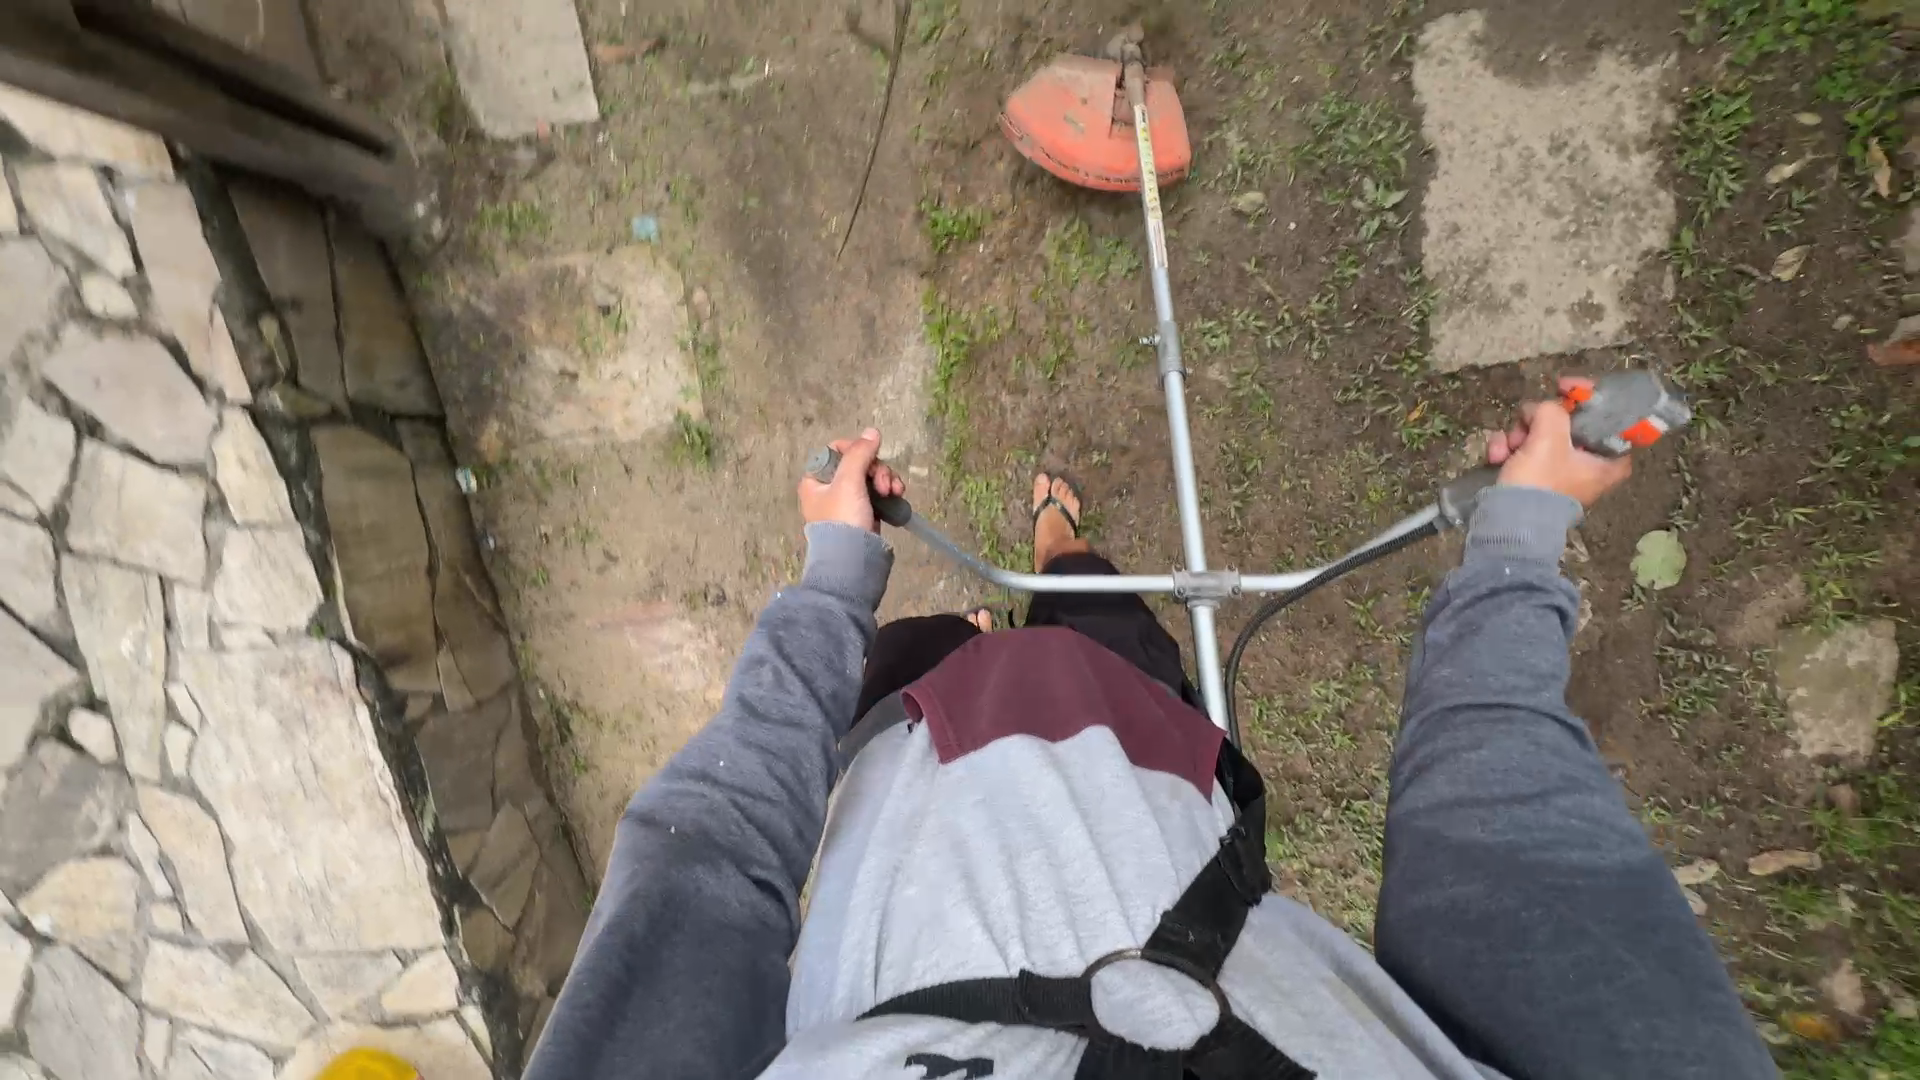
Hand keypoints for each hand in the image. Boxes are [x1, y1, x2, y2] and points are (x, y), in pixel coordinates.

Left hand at [797, 428, 904, 532]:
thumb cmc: (844, 518)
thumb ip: (860, 453)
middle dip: (877, 468)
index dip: (855, 449)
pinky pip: (878, 492)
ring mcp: (848, 501)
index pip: (835, 450)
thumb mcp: (848, 481)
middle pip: (857, 463)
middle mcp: (829, 489)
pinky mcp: (864, 513)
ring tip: (894, 492)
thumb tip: (872, 431)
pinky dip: (888, 491)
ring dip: (886, 479)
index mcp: (815, 479)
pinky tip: (898, 496)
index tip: (869, 456)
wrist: (853, 560)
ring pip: (871, 477)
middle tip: (884, 483)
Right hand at [1485, 377, 1632, 507]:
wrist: (1507, 524)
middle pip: (1565, 425)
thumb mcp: (1548, 439)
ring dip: (1515, 437)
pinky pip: (1524, 452)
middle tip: (1522, 430)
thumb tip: (1539, 408)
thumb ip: (1550, 412)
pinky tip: (1495, 459)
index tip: (1562, 386)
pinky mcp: (1534, 479)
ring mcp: (1560, 472)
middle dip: (1536, 424)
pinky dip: (1507, 451)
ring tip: (1503, 451)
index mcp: (1612, 458)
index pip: (1609, 415)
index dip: (1586, 397)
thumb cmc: (1539, 483)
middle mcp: (1590, 464)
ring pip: (1539, 436)